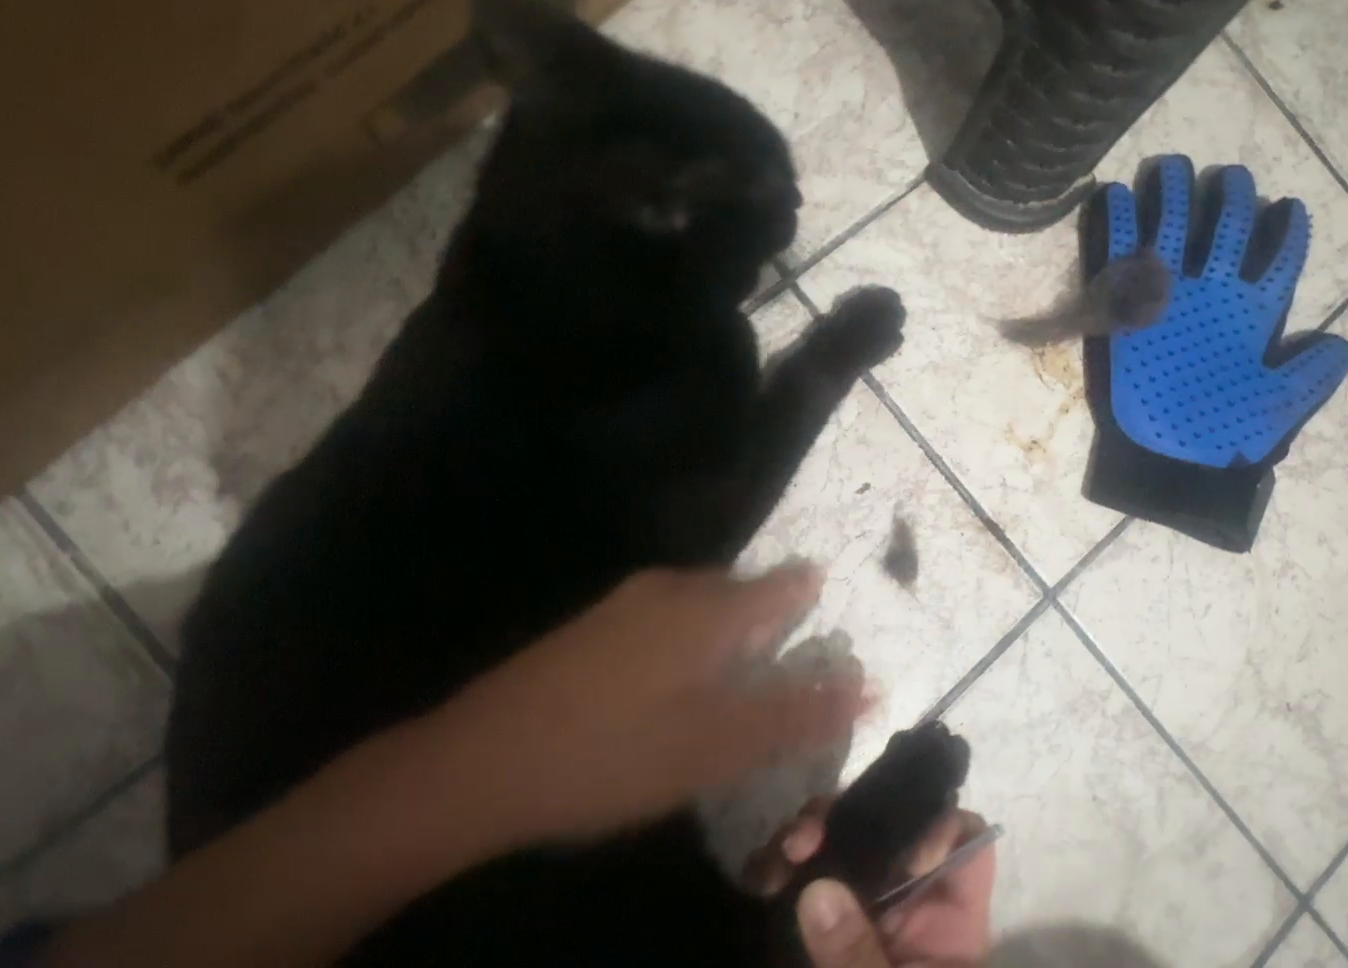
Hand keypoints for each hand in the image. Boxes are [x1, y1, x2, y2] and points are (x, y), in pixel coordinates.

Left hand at [419, 564, 873, 848]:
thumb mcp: (717, 746)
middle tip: (790, 652)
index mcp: (708, 610)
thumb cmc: (614, 753)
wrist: (479, 762)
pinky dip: (687, 640)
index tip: (829, 608)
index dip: (809, 596)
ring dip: (727, 628)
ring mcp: (622, 605)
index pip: (781, 586)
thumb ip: (795, 715)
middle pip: (739, 591)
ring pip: (697, 604)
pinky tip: (675, 680)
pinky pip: (662, 619)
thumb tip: (867, 686)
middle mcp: (668, 591)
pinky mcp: (589, 629)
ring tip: (740, 668)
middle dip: (770, 613)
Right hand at [746, 798, 995, 966]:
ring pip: (839, 845)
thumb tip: (818, 890)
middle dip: (846, 817)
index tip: (900, 848)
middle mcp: (904, 905)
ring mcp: (857, 914)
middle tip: (807, 835)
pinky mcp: (813, 931)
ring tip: (780, 855)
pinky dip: (778, 867)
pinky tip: (759, 877)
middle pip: (887, 829)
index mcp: (947, 923)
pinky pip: (800, 881)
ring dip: (806, 835)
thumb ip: (859, 960)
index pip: (964, 843)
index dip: (939, 824)